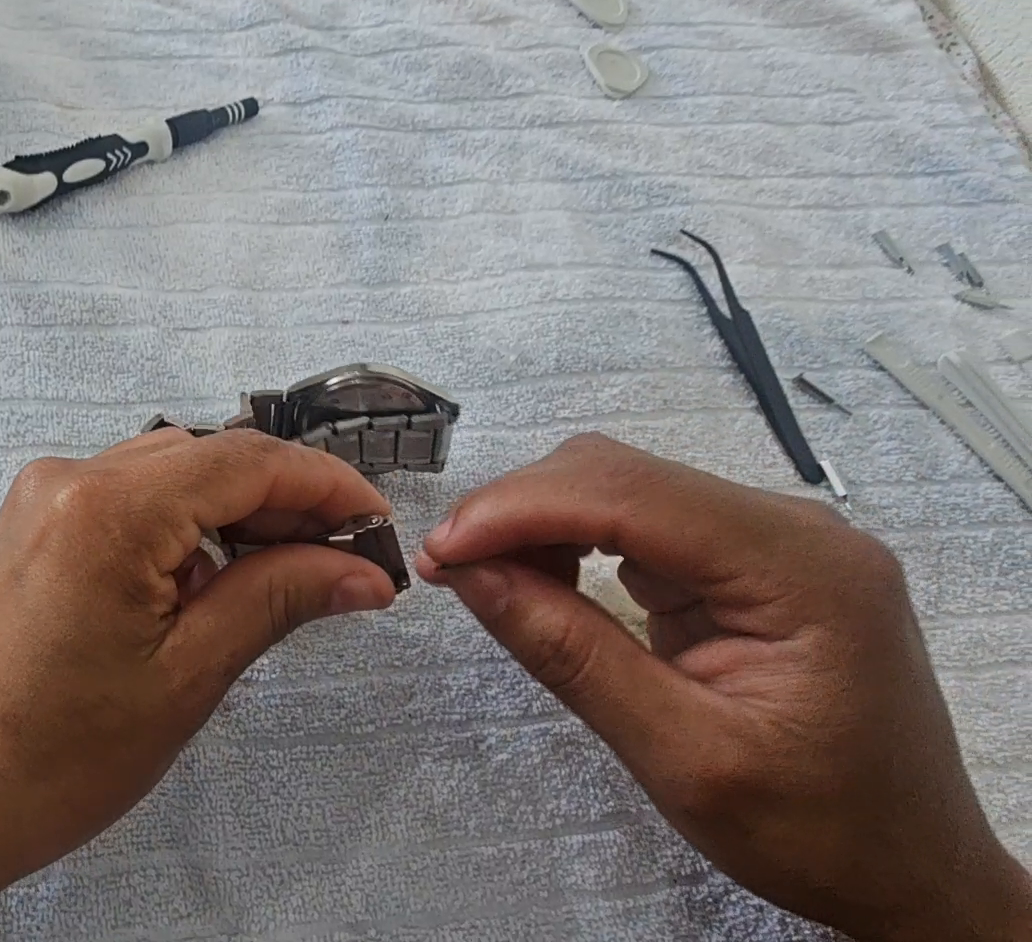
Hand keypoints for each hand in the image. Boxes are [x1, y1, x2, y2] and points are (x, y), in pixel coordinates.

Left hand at [0, 428, 398, 941]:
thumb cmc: (55, 756)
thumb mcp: (187, 677)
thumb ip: (277, 598)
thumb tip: (358, 570)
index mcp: (107, 507)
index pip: (243, 462)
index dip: (323, 485)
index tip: (374, 522)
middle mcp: (69, 477)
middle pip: (204, 459)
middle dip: (279, 500)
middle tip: (339, 559)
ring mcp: (42, 494)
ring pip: (167, 473)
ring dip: (229, 511)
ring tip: (278, 574)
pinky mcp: (32, 519)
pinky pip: (126, 496)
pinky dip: (178, 523)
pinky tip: (203, 578)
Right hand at [415, 433, 1031, 941]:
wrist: (904, 870)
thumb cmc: (814, 829)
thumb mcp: (680, 756)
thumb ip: (570, 654)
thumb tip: (467, 573)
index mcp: (801, 569)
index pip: (630, 496)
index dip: (518, 510)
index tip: (439, 552)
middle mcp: (786, 527)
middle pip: (614, 472)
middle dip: (514, 510)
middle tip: (446, 567)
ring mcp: (758, 534)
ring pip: (608, 482)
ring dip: (530, 520)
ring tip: (481, 575)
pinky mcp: (729, 553)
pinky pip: (622, 515)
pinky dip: (559, 537)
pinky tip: (534, 577)